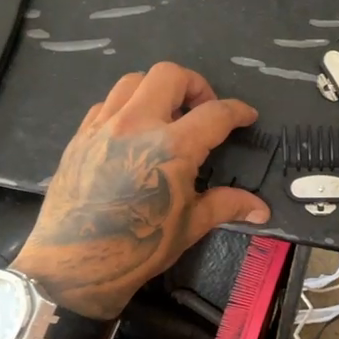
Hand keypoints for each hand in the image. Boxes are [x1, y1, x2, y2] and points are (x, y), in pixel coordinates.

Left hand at [12, 63, 269, 318]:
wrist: (77, 264)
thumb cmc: (141, 245)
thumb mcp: (193, 224)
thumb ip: (228, 205)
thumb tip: (262, 210)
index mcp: (172, 147)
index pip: (214, 113)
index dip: (237, 111)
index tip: (246, 116)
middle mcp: (137, 124)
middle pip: (169, 75)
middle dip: (195, 85)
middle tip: (204, 110)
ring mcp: (103, 127)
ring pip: (133, 81)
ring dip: (158, 90)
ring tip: (168, 116)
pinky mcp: (80, 136)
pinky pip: (107, 103)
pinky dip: (128, 106)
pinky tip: (136, 133)